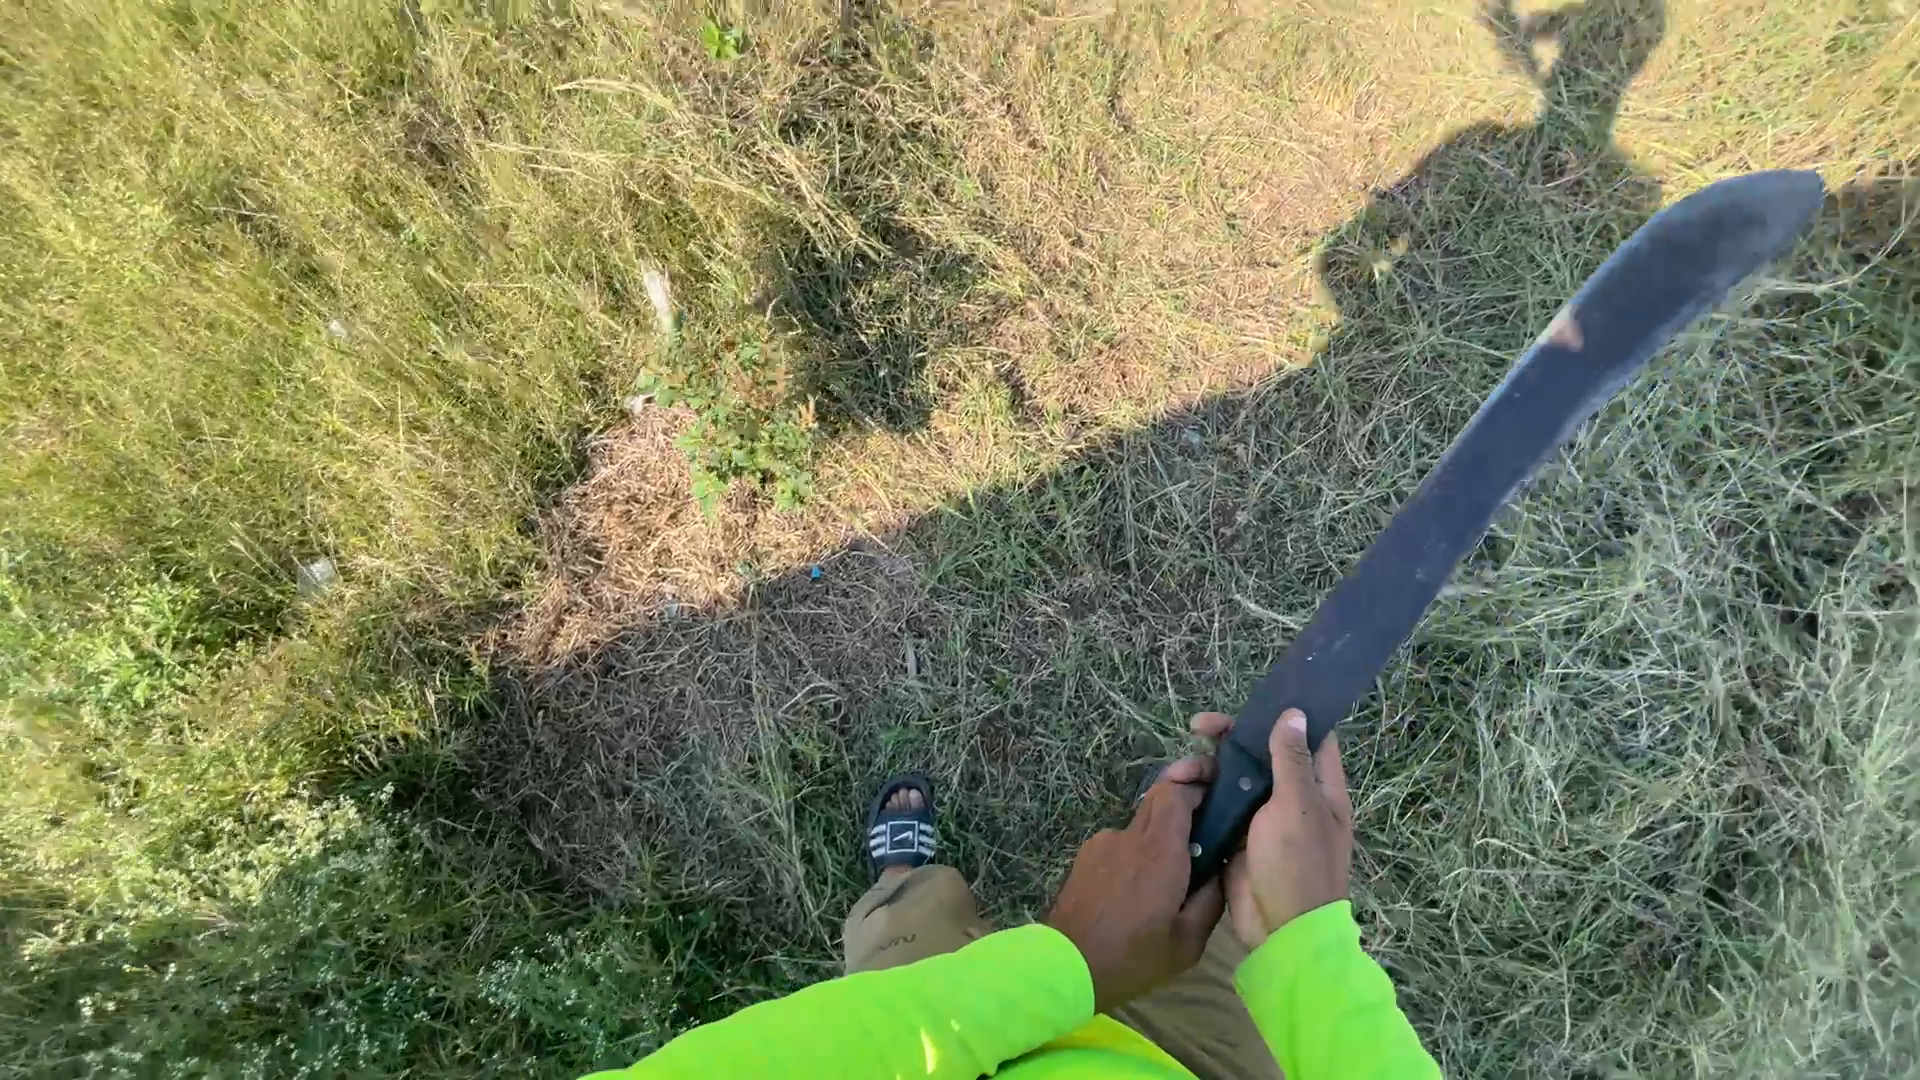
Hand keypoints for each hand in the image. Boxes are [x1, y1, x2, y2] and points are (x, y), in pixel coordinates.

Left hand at [1045, 755, 1227, 1011]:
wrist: (1068, 963)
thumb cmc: (1132, 957)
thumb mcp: (1187, 943)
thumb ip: (1210, 901)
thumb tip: (1221, 871)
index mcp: (1159, 853)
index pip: (1176, 793)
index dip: (1196, 784)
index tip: (1216, 793)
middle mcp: (1130, 836)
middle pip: (1159, 797)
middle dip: (1184, 801)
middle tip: (1203, 828)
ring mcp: (1104, 841)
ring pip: (1141, 823)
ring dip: (1159, 838)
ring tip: (1165, 882)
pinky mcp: (1087, 852)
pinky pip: (1121, 842)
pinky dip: (1135, 855)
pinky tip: (1134, 892)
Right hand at [1191, 709, 1352, 949]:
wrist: (1280, 932)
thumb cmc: (1298, 865)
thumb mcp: (1296, 806)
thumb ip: (1291, 759)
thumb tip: (1295, 713)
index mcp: (1318, 789)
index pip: (1309, 739)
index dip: (1285, 716)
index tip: (1252, 701)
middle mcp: (1291, 797)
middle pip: (1259, 752)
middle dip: (1227, 737)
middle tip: (1197, 726)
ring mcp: (1262, 817)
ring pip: (1231, 776)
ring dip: (1202, 769)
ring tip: (1176, 774)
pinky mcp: (1236, 835)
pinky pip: (1215, 803)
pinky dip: (1196, 793)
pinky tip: (1174, 790)